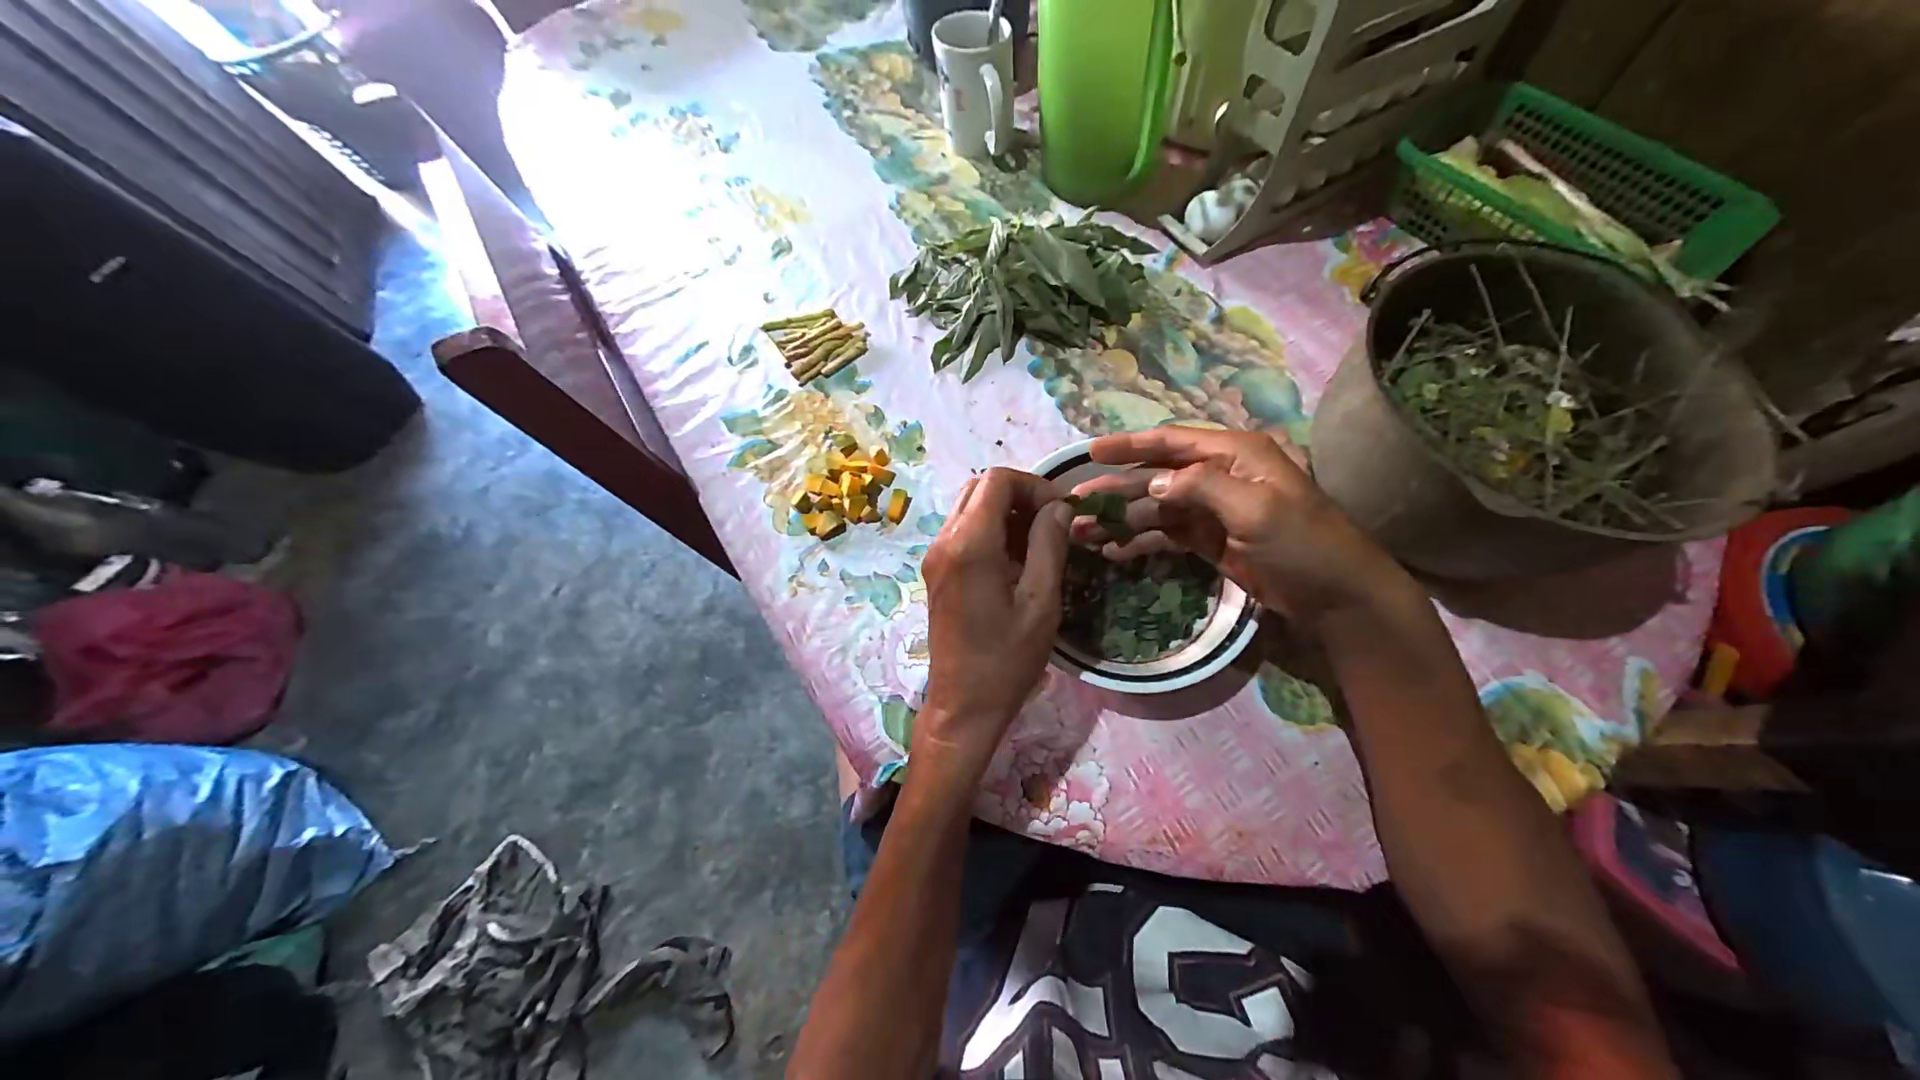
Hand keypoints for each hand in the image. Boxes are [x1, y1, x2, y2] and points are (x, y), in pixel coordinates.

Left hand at [919, 468, 1073, 775]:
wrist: (964, 703)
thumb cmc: (1007, 658)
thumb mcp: (1040, 601)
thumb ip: (1049, 545)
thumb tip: (1059, 507)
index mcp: (969, 544)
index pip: (998, 480)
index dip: (1034, 485)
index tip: (1062, 511)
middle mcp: (943, 541)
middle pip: (980, 488)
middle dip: (1019, 495)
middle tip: (1052, 523)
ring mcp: (935, 556)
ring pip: (969, 507)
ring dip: (1005, 512)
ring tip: (1039, 542)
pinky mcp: (936, 571)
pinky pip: (962, 531)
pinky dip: (991, 530)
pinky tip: (1017, 559)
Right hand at [1072, 428, 1411, 627]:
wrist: (1335, 596)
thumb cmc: (1303, 543)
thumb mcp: (1256, 509)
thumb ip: (1202, 487)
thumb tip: (1154, 480)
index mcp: (1235, 454)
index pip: (1172, 442)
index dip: (1130, 445)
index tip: (1091, 452)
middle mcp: (1219, 475)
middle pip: (1156, 475)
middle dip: (1116, 488)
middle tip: (1076, 502)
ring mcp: (1212, 510)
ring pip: (1156, 507)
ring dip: (1122, 519)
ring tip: (1084, 532)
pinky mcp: (1209, 541)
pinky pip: (1166, 535)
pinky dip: (1141, 542)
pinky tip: (1114, 551)